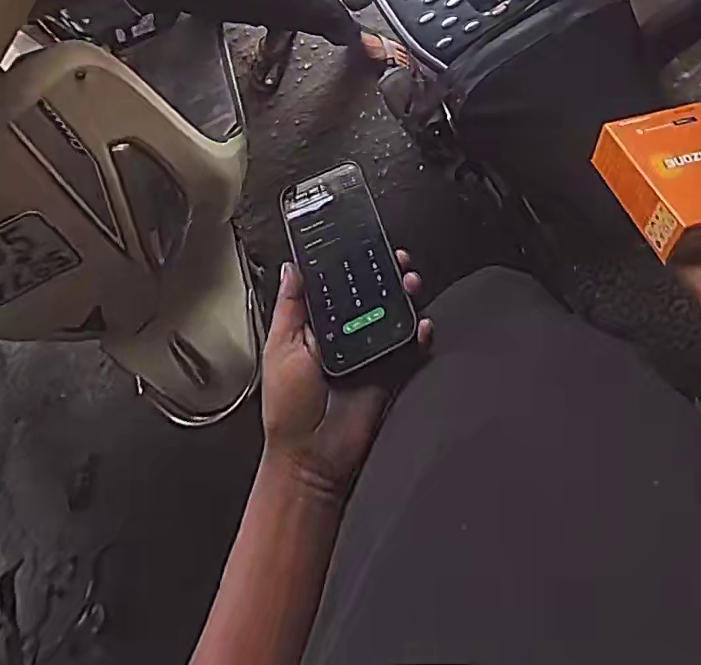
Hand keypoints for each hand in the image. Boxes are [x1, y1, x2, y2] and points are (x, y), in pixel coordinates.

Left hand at [259, 255, 428, 500]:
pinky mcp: (393, 369)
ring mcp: (374, 350)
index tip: (364, 245)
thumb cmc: (288, 410)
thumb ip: (290, 307)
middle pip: (375, 294)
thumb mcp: (279, 349)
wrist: (311, 457)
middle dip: (388, 273)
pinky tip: (421, 324)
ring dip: (407, 294)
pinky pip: (413, 345)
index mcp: (321, 326)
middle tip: (396, 259)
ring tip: (410, 283)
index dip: (355, 264)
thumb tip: (290, 268)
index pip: (342, 285)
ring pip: (397, 313)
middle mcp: (350, 334)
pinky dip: (421, 332)